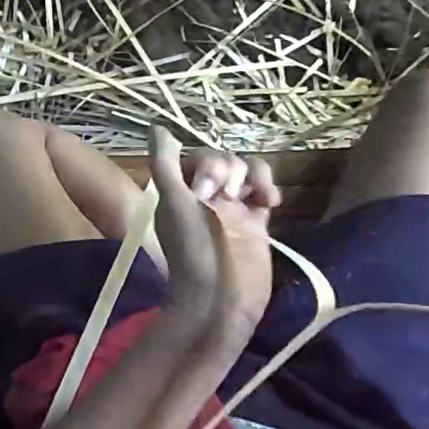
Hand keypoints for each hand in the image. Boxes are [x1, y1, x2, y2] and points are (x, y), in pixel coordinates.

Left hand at [147, 127, 280, 337]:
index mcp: (184, 192)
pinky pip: (265, 191)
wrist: (220, 301)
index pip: (199, 157)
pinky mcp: (257, 222)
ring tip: (254, 197)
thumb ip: (166, 165)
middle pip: (226, 161)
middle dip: (230, 171)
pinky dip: (269, 188)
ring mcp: (234, 209)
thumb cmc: (193, 252)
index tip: (205, 191)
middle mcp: (208, 198)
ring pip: (248, 172)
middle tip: (225, 198)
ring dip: (253, 175)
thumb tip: (157, 127)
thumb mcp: (174, 204)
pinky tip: (271, 202)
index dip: (208, 165)